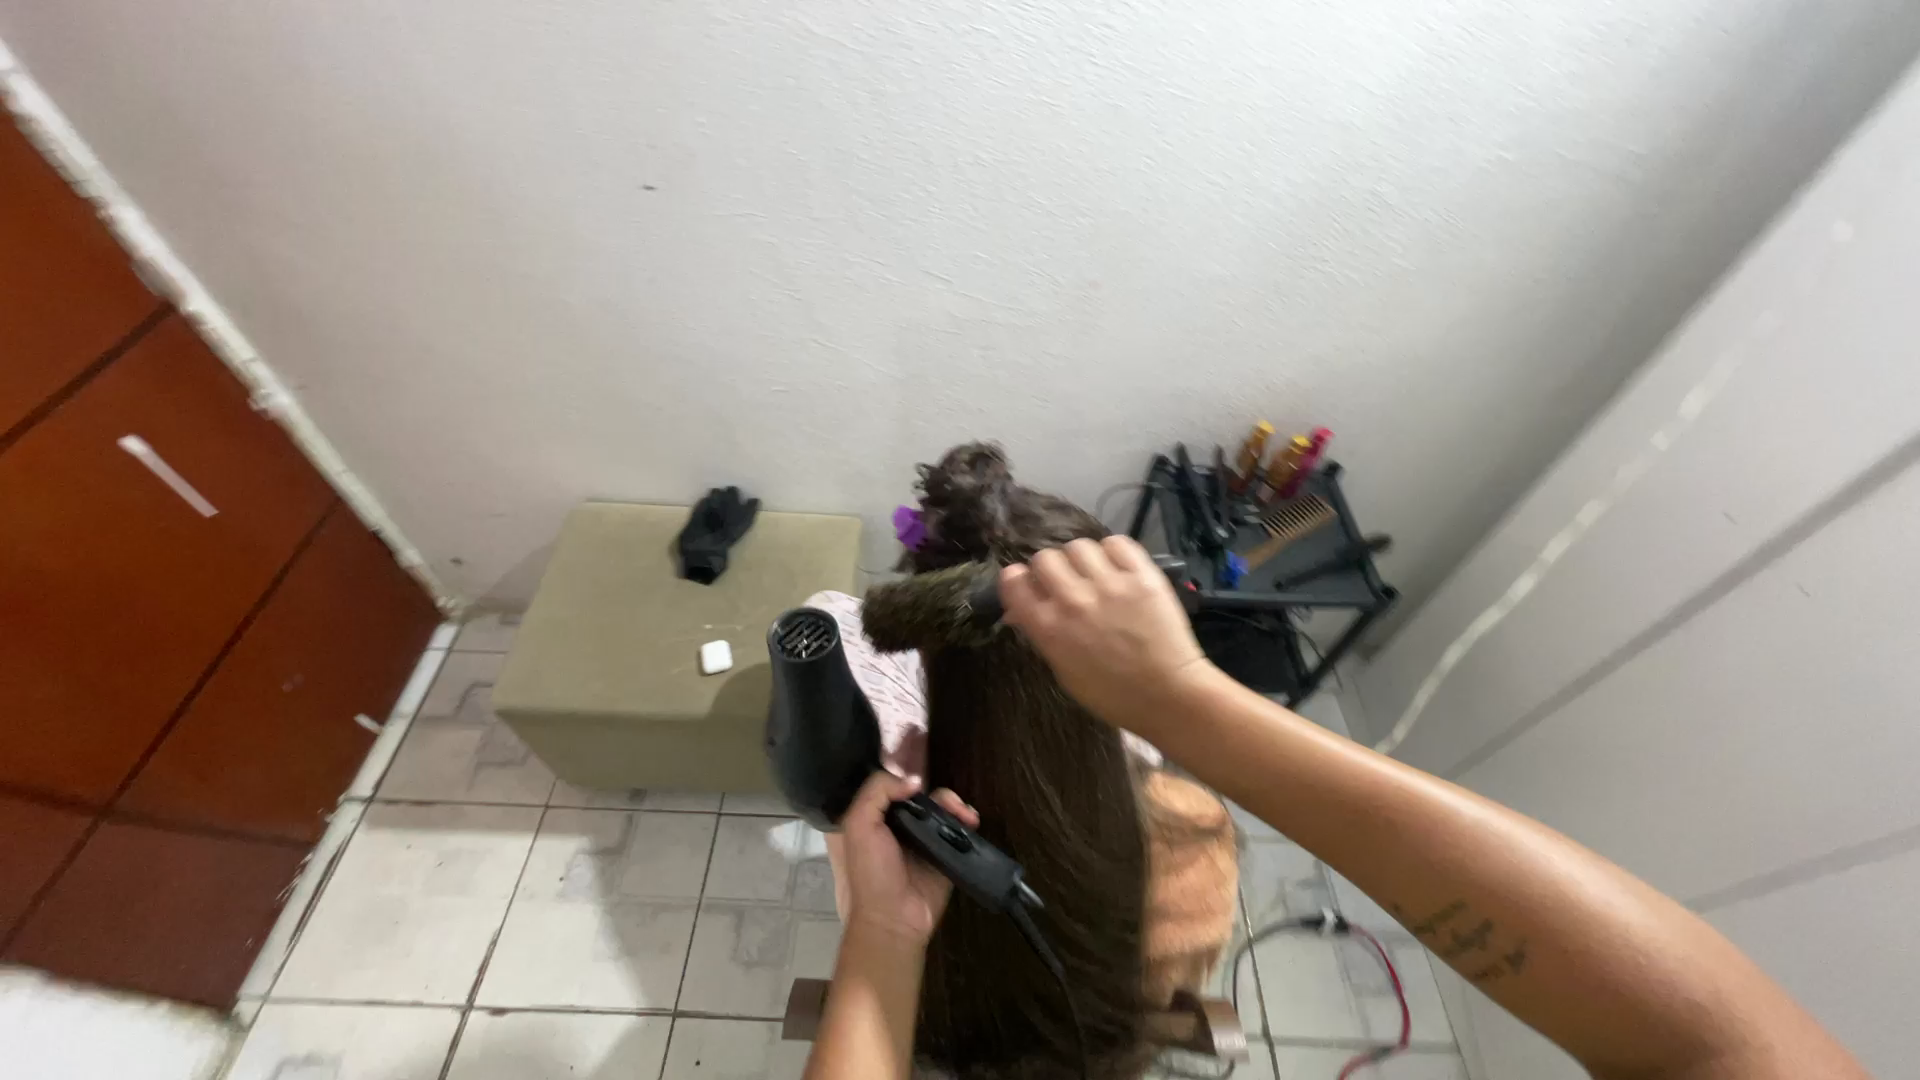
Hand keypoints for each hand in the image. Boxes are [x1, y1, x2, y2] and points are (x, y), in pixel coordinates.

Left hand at [838, 771, 979, 946]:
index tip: (915, 778)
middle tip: (947, 801)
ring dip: (954, 804)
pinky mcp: (943, 852)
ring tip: (963, 812)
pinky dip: (966, 818)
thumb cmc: (870, 872)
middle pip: (918, 794)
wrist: (895, 919)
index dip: (901, 775)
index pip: (887, 785)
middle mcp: (896, 825)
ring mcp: (922, 838)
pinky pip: (956, 827)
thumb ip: (877, 792)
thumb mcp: (858, 825)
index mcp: (871, 818)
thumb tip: (915, 781)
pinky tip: (970, 820)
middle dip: (934, 792)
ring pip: (940, 807)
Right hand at [998, 536, 1221, 735]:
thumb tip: (1019, 610)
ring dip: (1081, 559)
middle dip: (1050, 569)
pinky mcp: (1142, 576)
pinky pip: (1117, 543)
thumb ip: (1040, 634)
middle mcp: (1074, 600)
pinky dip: (1112, 552)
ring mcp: (1109, 585)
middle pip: (1045, 558)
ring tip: (1094, 574)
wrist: (1168, 695)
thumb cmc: (1110, 693)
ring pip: (1079, 546)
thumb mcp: (1062, 671)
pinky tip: (1117, 567)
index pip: (1013, 580)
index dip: (1018, 579)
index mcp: (1049, 628)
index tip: (1029, 584)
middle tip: (1065, 582)